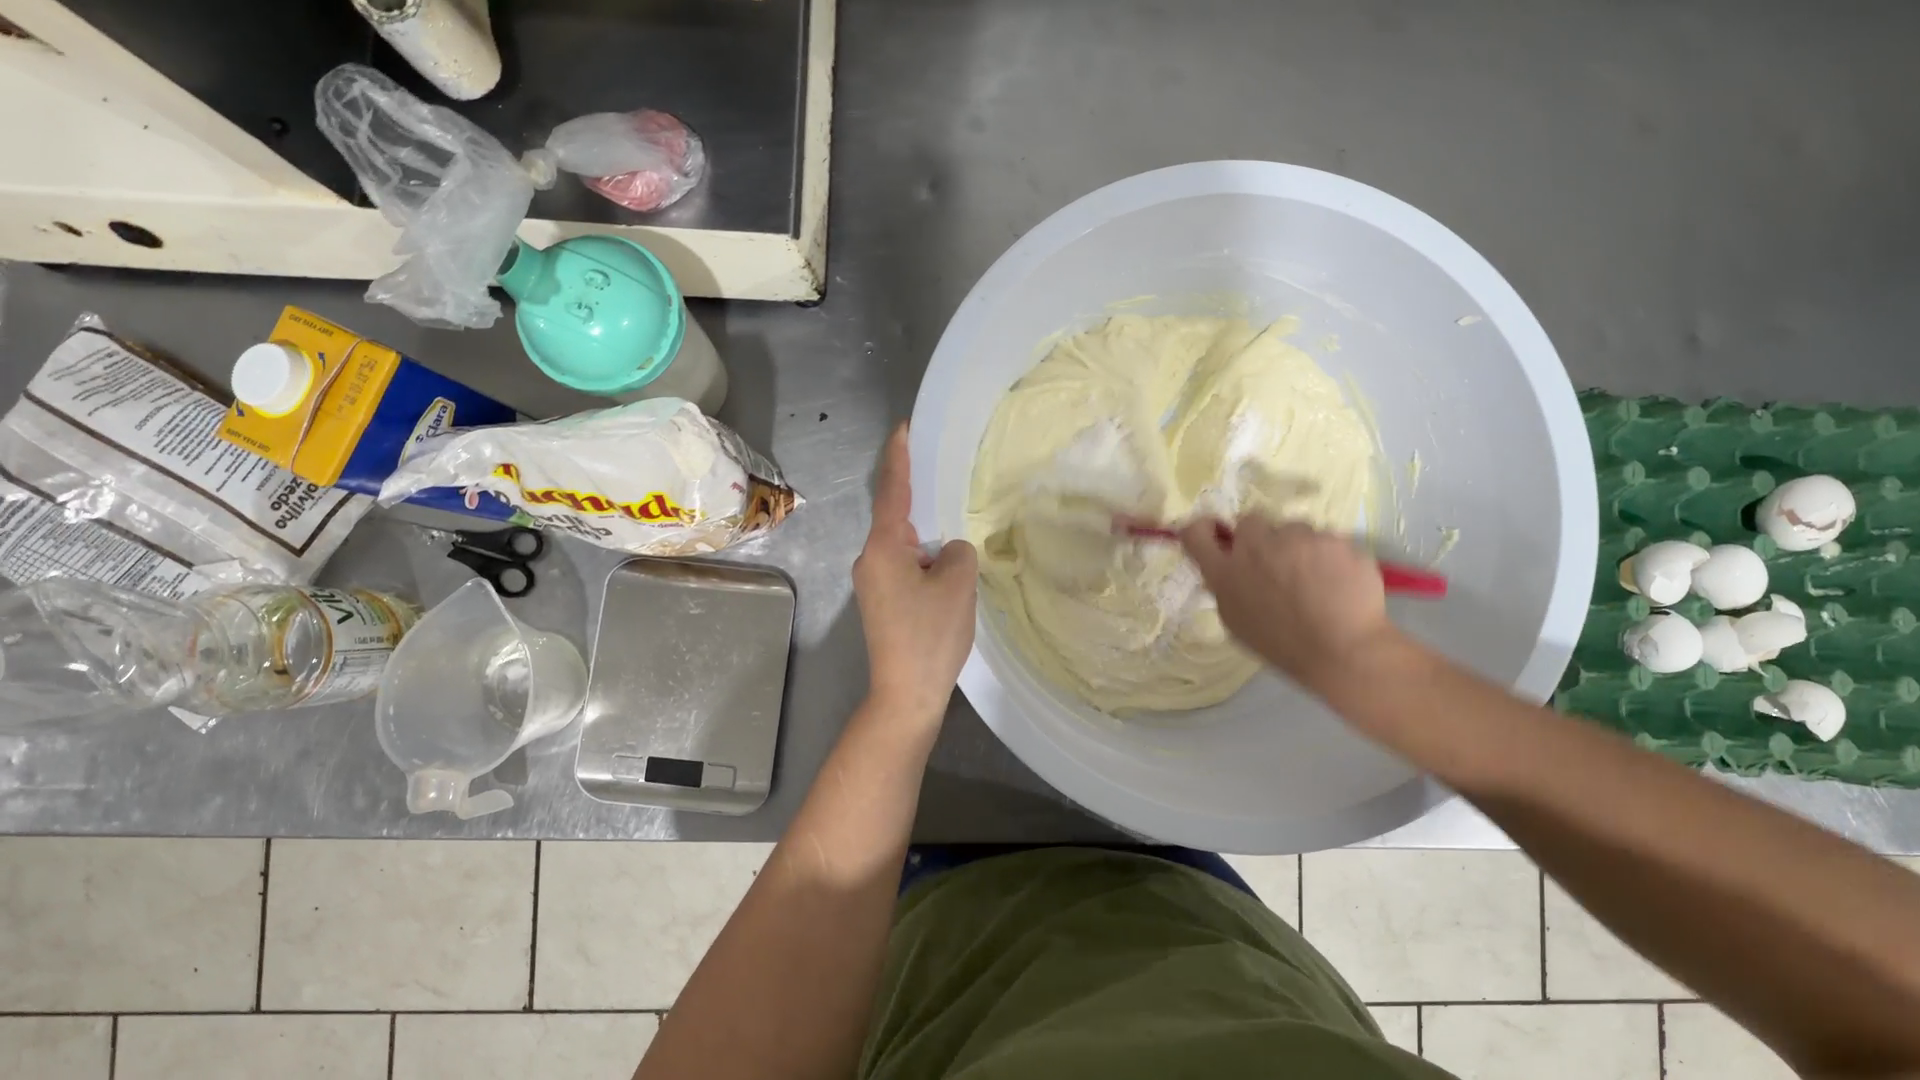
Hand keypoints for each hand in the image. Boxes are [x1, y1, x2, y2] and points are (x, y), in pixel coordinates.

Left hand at [853, 425, 977, 723]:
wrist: (906, 694)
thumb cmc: (929, 635)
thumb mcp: (957, 584)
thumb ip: (957, 552)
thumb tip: (946, 553)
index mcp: (883, 547)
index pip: (893, 491)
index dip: (900, 458)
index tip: (903, 428)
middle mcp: (870, 559)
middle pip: (895, 516)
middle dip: (917, 494)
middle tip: (939, 468)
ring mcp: (873, 584)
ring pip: (902, 544)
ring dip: (925, 532)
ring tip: (952, 517)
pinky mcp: (883, 603)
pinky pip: (905, 565)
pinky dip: (923, 556)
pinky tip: (945, 560)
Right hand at [1179, 516, 1396, 692]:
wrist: (1343, 652)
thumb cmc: (1284, 647)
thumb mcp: (1238, 623)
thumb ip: (1228, 587)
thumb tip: (1231, 567)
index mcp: (1225, 574)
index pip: (1196, 533)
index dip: (1206, 527)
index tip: (1218, 533)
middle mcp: (1254, 549)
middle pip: (1250, 521)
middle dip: (1263, 536)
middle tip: (1279, 562)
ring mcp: (1295, 540)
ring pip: (1294, 528)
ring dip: (1300, 546)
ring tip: (1317, 578)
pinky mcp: (1330, 538)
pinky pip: (1327, 539)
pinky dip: (1332, 556)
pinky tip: (1340, 580)